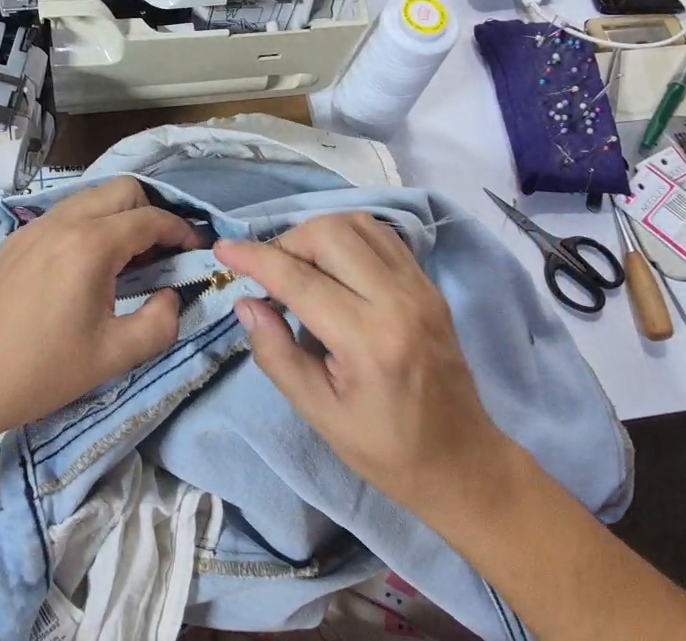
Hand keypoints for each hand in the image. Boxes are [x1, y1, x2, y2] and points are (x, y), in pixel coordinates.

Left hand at [0, 177, 200, 451]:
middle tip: (165, 252)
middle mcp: (63, 222)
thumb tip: (172, 297)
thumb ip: (160, 323)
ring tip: (130, 261)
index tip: (198, 250)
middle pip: (122, 190)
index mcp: (90, 244)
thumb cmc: (38, 372)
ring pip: (91, 199)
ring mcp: (33, 228)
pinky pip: (65, 216)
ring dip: (119, 217)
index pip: (151, 218)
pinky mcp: (14, 243)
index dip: (182, 231)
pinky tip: (88, 269)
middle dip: (152, 212)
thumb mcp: (113, 356)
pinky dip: (90, 227)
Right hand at [215, 213, 508, 513]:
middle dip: (287, 243)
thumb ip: (277, 354)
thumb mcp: (318, 413)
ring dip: (317, 235)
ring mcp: (420, 287)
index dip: (255, 259)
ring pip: (358, 224)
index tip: (223, 250)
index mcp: (369, 340)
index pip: (300, 279)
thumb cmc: (386, 449)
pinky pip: (382, 237)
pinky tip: (333, 266)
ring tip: (299, 268)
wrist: (462, 460)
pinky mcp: (430, 285)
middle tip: (270, 276)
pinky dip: (348, 238)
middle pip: (330, 234)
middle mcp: (399, 300)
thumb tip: (246, 304)